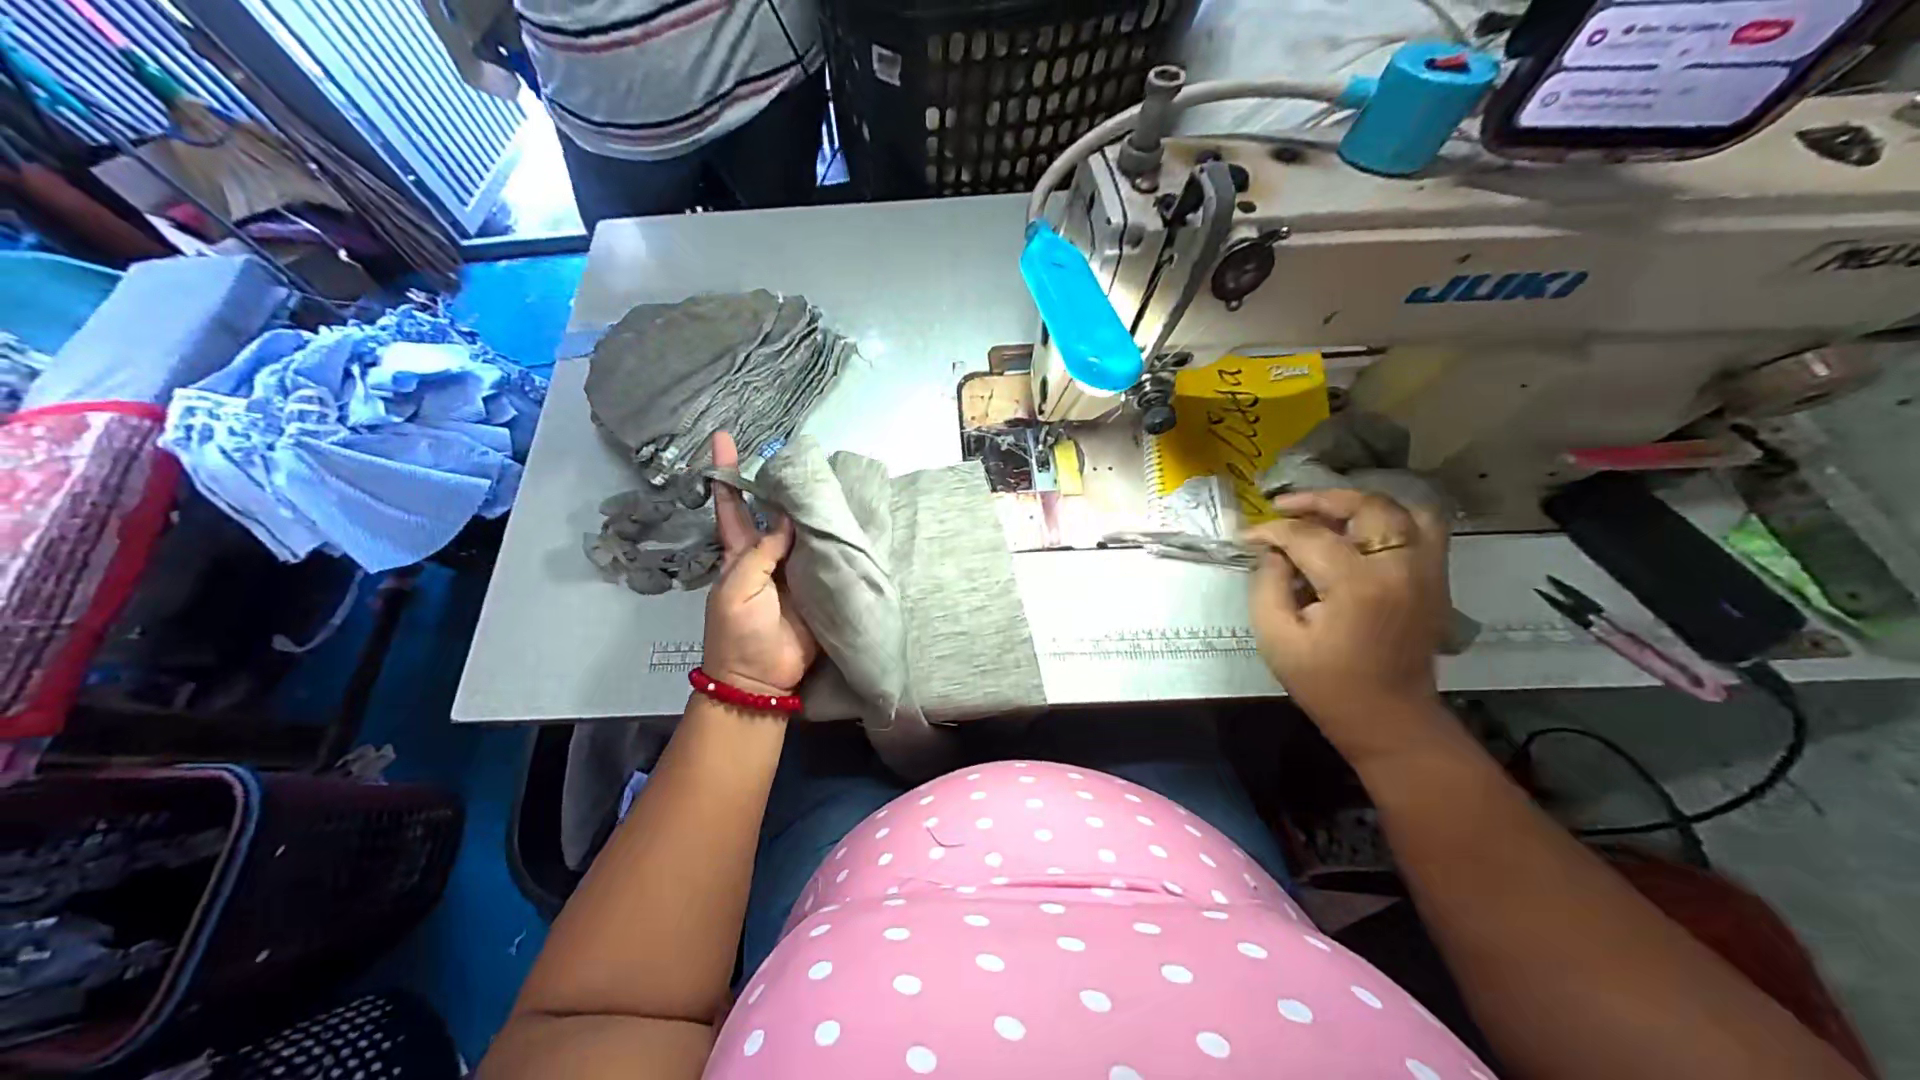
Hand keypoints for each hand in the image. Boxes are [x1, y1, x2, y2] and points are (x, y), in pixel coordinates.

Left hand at [702, 432, 816, 696]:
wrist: (762, 680)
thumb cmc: (738, 634)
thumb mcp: (737, 590)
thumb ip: (760, 554)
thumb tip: (787, 520)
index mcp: (739, 554)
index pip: (731, 506)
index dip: (726, 474)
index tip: (723, 438)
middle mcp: (769, 556)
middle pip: (774, 512)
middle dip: (779, 483)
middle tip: (796, 452)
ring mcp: (796, 571)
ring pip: (805, 531)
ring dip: (813, 508)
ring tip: (827, 476)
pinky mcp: (820, 587)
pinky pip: (828, 557)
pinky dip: (837, 538)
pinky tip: (849, 517)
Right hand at [1242, 489, 1451, 750]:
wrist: (1388, 718)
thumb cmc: (1325, 683)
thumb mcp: (1275, 637)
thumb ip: (1266, 584)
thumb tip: (1272, 552)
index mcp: (1358, 584)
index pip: (1307, 535)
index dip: (1271, 530)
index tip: (1248, 536)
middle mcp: (1401, 567)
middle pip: (1364, 505)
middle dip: (1319, 500)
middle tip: (1285, 508)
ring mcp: (1427, 571)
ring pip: (1401, 509)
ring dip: (1360, 504)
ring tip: (1328, 515)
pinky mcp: (1436, 580)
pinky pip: (1422, 530)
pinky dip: (1391, 520)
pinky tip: (1361, 533)